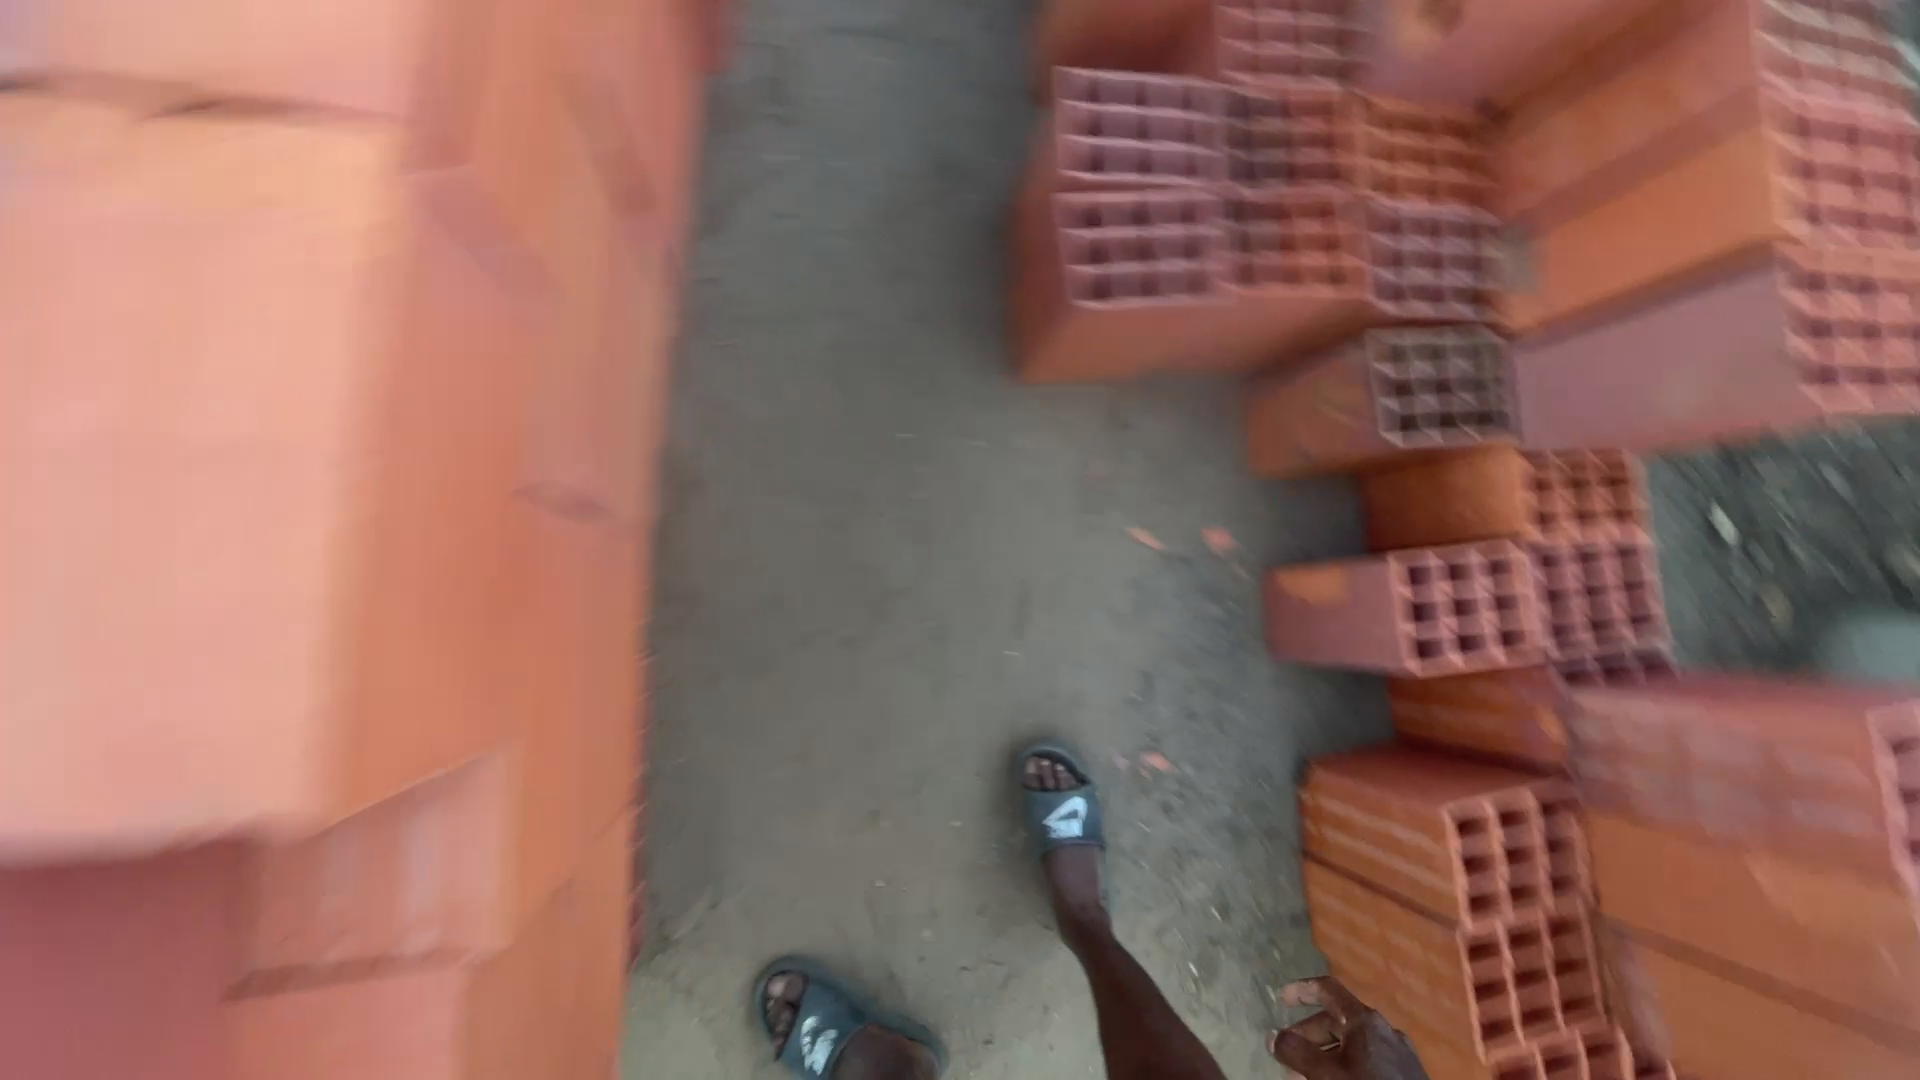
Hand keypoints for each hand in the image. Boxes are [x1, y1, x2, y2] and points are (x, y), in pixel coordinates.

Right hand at [1267, 978, 1429, 1079]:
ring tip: (1308, 1076)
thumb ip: (1296, 1052)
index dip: (1301, 989)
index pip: (1327, 988)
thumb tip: (1272, 1036)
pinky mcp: (1408, 1076)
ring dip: (1326, 1055)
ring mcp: (1400, 1054)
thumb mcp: (1327, 1075)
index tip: (1281, 1001)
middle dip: (1309, 1036)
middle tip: (1289, 1056)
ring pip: (1353, 1045)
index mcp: (1364, 1020)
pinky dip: (1347, 1067)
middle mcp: (1384, 1029)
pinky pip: (1369, 1061)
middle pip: (1337, 1019)